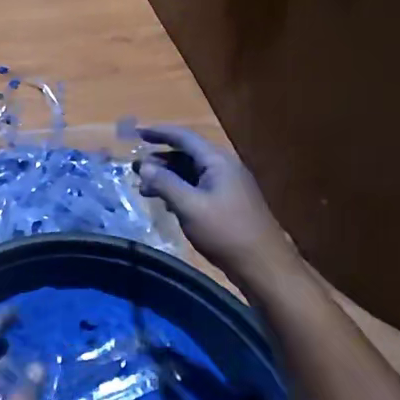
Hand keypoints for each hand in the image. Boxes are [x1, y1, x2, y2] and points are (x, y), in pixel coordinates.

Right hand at [138, 125, 292, 273]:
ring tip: (144, 188)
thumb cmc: (226, 232)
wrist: (264, 267)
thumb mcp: (189, 206)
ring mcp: (228, 186)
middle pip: (186, 154)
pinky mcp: (228, 204)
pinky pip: (198, 187)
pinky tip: (165, 203)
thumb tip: (144, 166)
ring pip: (191, 172)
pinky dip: (178, 190)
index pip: (184, 137)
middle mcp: (224, 168)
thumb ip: (164, 183)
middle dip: (159, 159)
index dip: (158, 132)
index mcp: (217, 162)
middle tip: (135, 169)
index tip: (135, 133)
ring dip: (167, 177)